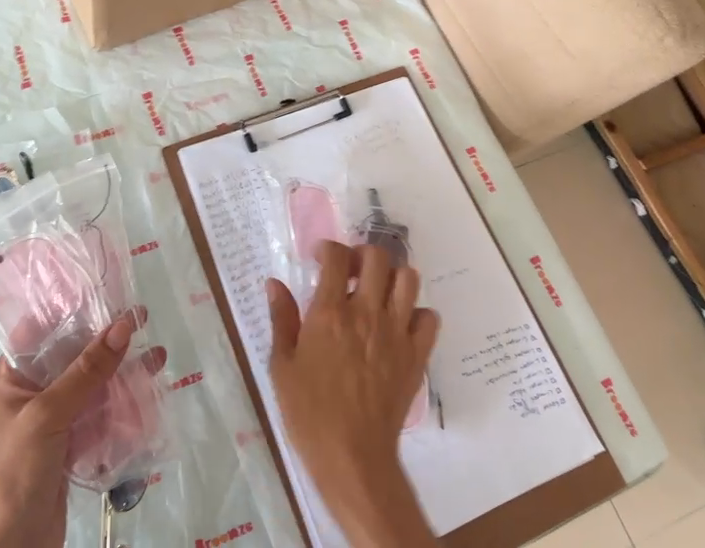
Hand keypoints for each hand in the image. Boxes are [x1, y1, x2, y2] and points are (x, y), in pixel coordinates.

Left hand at [0, 309, 166, 547]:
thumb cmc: (15, 472)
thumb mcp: (49, 414)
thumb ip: (87, 371)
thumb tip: (123, 325)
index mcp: (9, 378)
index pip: (42, 331)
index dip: (76, 311)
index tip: (112, 296)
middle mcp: (28, 394)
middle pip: (73, 357)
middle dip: (108, 342)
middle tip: (143, 322)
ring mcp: (50, 421)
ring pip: (91, 386)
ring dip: (121, 373)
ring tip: (157, 358)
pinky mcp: (69, 446)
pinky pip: (99, 416)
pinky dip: (122, 405)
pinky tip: (148, 395)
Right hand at [267, 242, 439, 547]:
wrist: (352, 456)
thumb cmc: (308, 412)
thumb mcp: (282, 365)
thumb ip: (281, 318)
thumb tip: (274, 283)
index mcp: (329, 313)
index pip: (336, 256)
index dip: (327, 248)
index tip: (320, 258)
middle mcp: (366, 314)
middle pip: (377, 257)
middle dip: (362, 254)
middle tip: (350, 271)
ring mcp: (397, 333)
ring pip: (408, 279)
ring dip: (392, 277)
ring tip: (377, 291)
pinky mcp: (417, 355)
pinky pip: (429, 318)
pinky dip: (417, 313)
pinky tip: (400, 324)